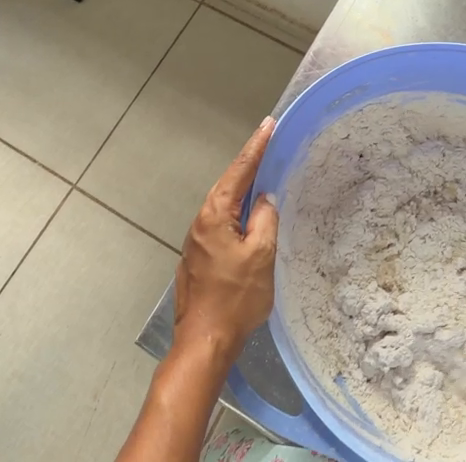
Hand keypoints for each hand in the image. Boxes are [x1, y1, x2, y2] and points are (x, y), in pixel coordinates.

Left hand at [173, 117, 278, 358]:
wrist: (204, 342)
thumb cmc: (235, 298)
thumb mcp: (261, 255)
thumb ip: (265, 220)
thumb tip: (265, 199)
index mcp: (215, 215)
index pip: (240, 171)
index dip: (256, 147)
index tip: (269, 124)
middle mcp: (201, 221)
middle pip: (228, 184)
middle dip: (248, 164)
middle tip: (268, 144)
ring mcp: (196, 241)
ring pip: (224, 206)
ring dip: (242, 190)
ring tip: (262, 176)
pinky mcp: (198, 259)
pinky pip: (220, 224)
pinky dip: (236, 213)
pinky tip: (248, 219)